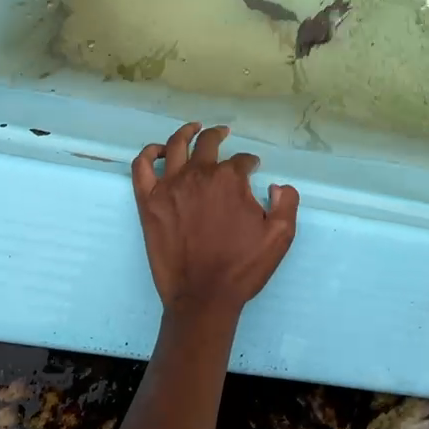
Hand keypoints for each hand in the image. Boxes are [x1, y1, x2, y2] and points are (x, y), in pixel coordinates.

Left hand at [132, 122, 298, 318]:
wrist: (202, 298)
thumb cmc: (242, 268)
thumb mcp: (281, 235)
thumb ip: (287, 201)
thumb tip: (277, 184)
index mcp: (229, 179)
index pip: (242, 160)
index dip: (250, 163)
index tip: (252, 169)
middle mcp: (199, 175)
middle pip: (208, 143)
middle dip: (219, 135)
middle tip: (224, 134)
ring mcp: (170, 187)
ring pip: (175, 145)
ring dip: (186, 132)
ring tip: (193, 129)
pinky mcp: (148, 203)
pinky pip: (141, 167)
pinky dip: (147, 153)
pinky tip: (157, 151)